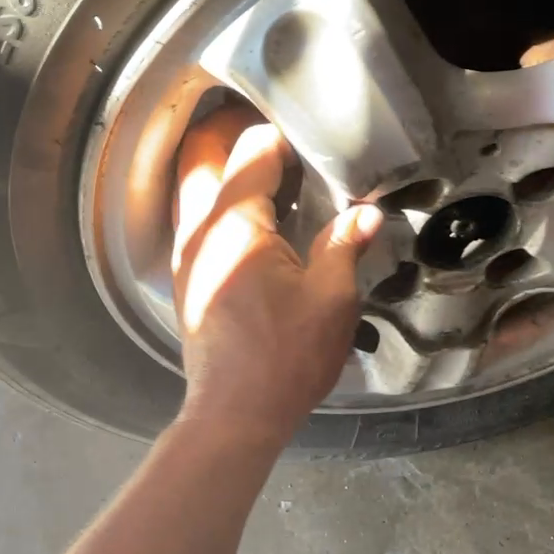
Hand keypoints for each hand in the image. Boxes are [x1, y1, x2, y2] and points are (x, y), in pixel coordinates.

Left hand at [171, 107, 383, 441]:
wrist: (237, 413)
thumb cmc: (286, 357)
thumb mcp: (331, 299)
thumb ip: (344, 246)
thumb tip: (366, 213)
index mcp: (235, 224)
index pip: (251, 152)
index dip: (282, 140)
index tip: (311, 147)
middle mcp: (199, 231)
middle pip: (204, 158)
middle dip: (239, 144)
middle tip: (283, 153)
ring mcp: (187, 257)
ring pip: (195, 191)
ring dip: (227, 176)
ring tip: (275, 186)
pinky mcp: (188, 281)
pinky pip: (198, 224)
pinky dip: (223, 211)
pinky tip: (261, 232)